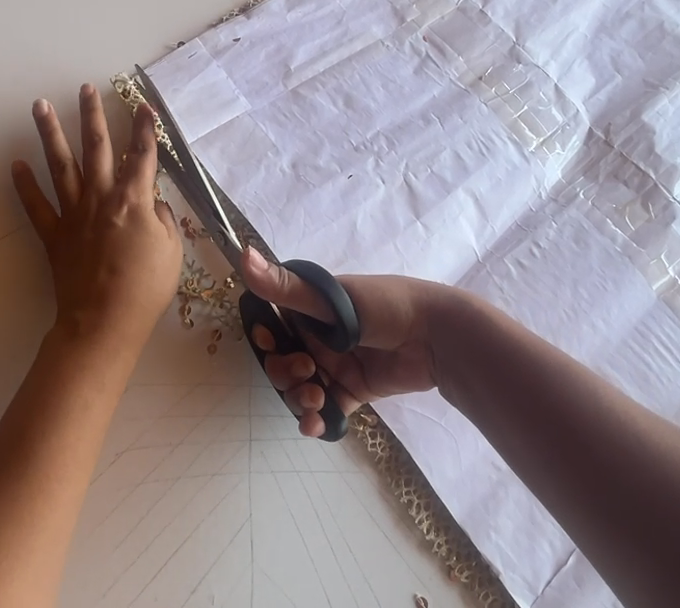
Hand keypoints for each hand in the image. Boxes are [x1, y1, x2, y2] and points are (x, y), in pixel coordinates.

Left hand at [12, 84, 179, 354]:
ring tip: (39, 106)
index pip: (142, 156)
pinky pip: (36, 205)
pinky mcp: (54, 235)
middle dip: (92, 115)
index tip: (143, 106)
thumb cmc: (145, 288)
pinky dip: (24, 185)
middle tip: (85, 88)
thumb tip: (153, 203)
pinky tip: (16, 164)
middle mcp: (101, 198)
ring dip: (51, 133)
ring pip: (61, 165)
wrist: (103, 322)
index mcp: (133, 200)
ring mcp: (73, 214)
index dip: (145, 130)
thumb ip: (162, 219)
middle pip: (97, 148)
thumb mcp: (172, 251)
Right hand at [240, 247, 461, 437]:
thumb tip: (242, 253)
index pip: (272, 326)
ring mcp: (335, 365)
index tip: (268, 345)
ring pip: (300, 389)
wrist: (436, 337)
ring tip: (316, 401)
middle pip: (282, 361)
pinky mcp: (353, 391)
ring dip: (298, 398)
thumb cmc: (383, 306)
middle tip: (305, 373)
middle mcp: (318, 337)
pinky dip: (316, 420)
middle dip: (284, 373)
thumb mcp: (330, 296)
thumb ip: (285, 286)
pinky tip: (316, 425)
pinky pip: (326, 410)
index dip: (265, 340)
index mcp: (310, 309)